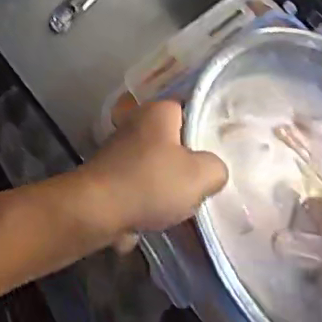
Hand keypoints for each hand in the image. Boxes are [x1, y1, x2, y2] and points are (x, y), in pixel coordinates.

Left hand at [70, 100, 227, 250]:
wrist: (99, 208)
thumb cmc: (151, 182)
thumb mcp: (200, 175)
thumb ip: (216, 167)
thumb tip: (212, 168)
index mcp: (157, 111)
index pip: (190, 109)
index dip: (207, 127)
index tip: (222, 148)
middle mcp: (137, 121)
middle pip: (175, 138)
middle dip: (190, 159)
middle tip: (209, 179)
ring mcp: (122, 146)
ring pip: (159, 161)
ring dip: (172, 181)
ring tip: (189, 201)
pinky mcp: (113, 171)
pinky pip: (143, 180)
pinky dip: (153, 195)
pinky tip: (166, 213)